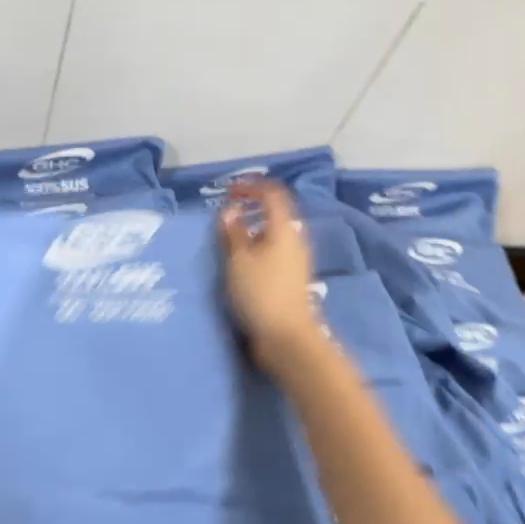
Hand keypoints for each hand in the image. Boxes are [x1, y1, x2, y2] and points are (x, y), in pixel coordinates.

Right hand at [218, 182, 322, 370]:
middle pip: (276, 213)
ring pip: (275, 234)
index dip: (251, 187)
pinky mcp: (292, 279)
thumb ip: (233, 231)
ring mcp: (296, 261)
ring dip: (254, 229)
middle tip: (228, 214)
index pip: (273, 194)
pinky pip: (274, 252)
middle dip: (252, 208)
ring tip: (230, 238)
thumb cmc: (261, 292)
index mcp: (284, 228)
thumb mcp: (239, 259)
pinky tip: (242, 263)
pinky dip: (258, 248)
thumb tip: (230, 210)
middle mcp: (295, 240)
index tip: (229, 192)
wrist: (287, 337)